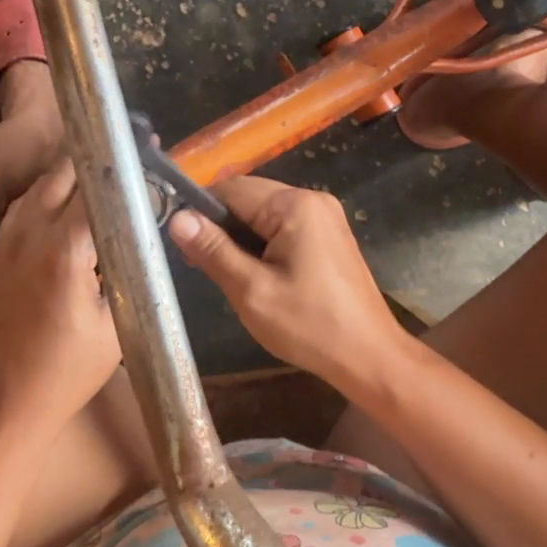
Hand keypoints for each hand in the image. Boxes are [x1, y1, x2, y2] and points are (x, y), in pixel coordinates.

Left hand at [0, 160, 121, 427]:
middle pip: (63, 173)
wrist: (9, 396)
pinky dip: (48, 195)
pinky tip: (69, 205)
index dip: (125, 173)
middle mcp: (31, 234)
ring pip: (39, 184)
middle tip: (129, 164)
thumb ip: (132, 271)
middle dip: (98, 164)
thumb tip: (144, 231)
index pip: (97, 189)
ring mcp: (8, 241)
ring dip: (70, 175)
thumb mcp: (117, 323)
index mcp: (65, 250)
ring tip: (105, 178)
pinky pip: (23, 206)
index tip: (150, 162)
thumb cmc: (71, 368)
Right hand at [168, 176, 407, 390]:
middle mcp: (312, 200)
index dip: (200, 214)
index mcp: (295, 205)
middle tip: (199, 266)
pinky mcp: (328, 236)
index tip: (183, 247)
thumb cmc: (309, 326)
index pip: (230, 190)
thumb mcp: (251, 290)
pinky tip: (253, 275)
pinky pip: (282, 228)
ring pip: (263, 215)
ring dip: (239, 239)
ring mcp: (325, 217)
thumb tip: (177, 217)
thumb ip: (213, 250)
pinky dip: (261, 245)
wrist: (369, 357)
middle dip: (220, 227)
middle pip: (248, 199)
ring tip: (225, 275)